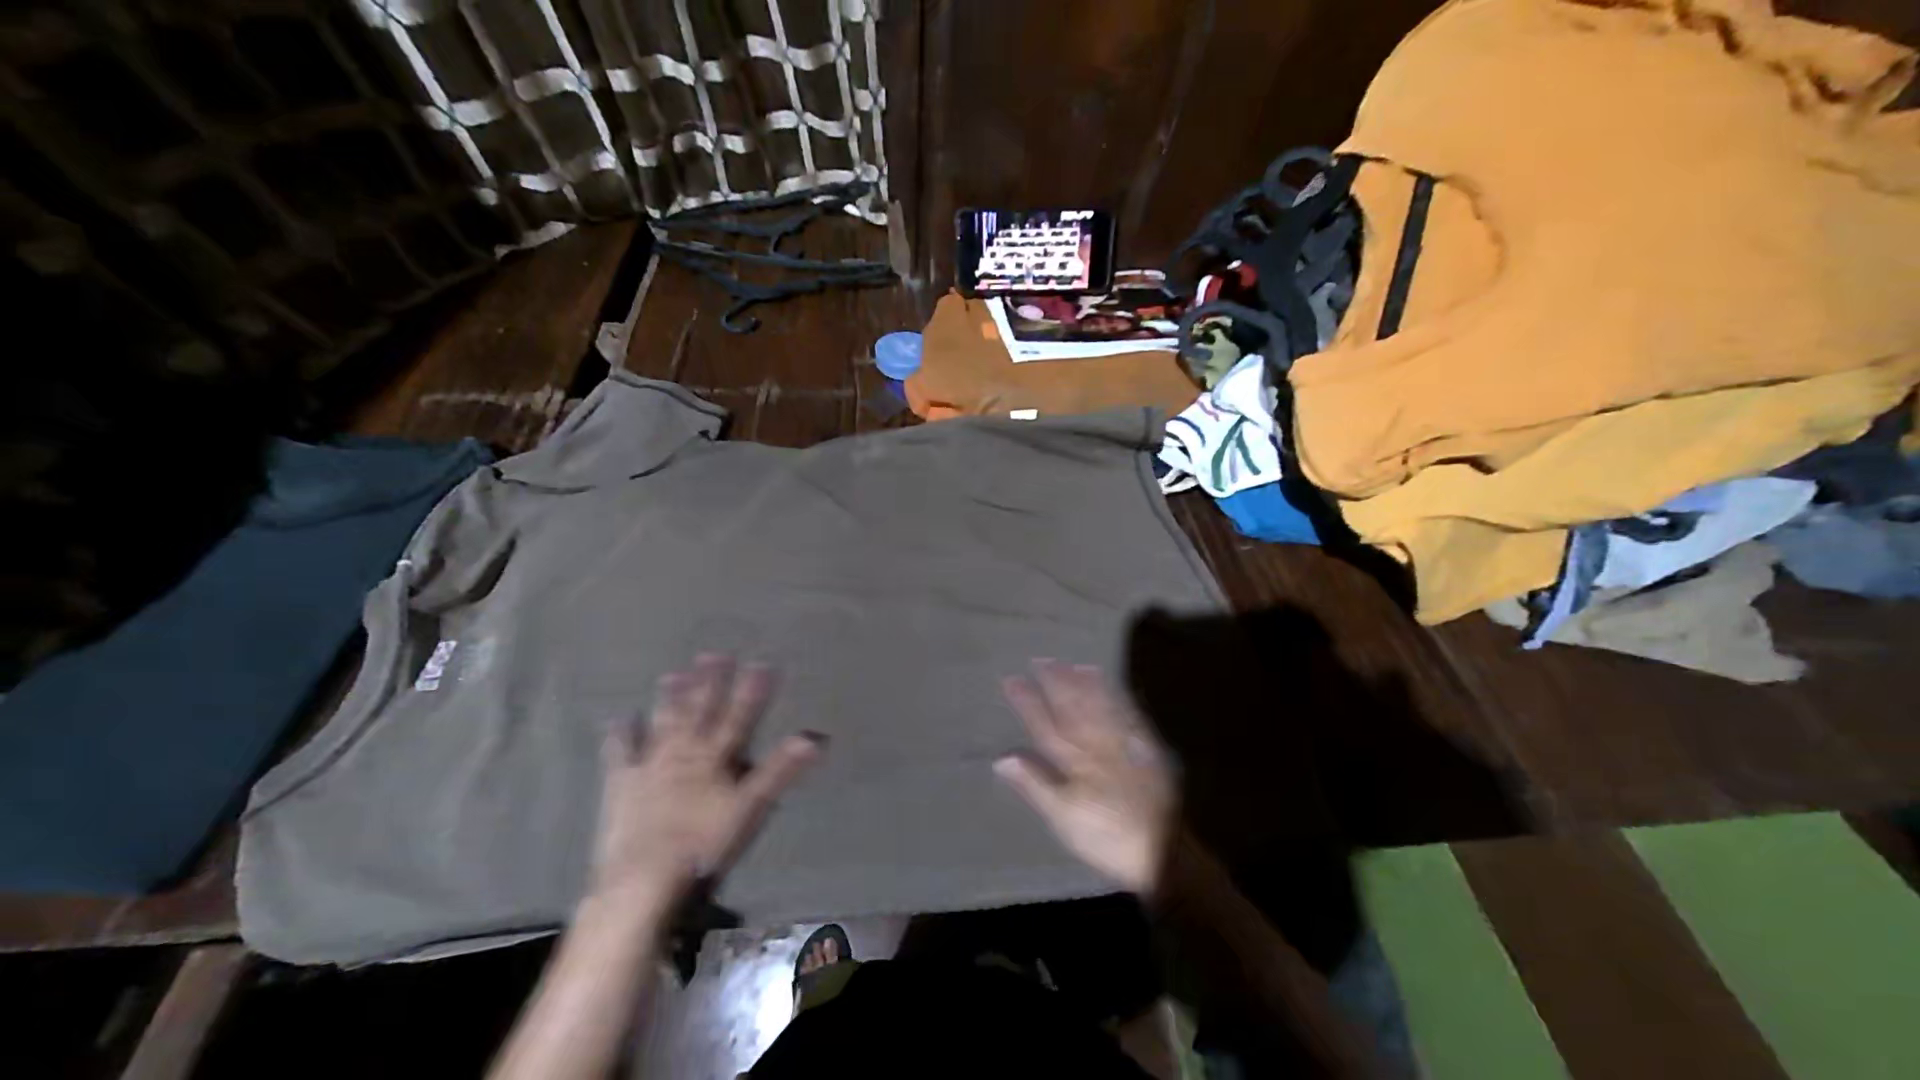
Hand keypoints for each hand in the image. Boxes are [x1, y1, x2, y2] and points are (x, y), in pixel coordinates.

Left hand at [590, 655, 821, 903]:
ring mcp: (650, 766)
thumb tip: (815, 737)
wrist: (643, 875)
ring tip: (672, 674)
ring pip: (663, 724)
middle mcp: (683, 752)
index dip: (751, 691)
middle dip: (708, 683)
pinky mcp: (622, 785)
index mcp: (715, 757)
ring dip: (670, 699)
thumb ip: (780, 770)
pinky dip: (620, 735)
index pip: (739, 717)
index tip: (761, 663)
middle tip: (712, 654)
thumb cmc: (704, 843)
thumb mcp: (751, 807)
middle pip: (699, 712)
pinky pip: (620, 754)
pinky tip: (619, 719)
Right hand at [996, 661, 1175, 895]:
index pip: (1044, 725)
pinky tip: (1116, 691)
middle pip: (1073, 708)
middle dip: (1056, 683)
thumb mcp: (1063, 816)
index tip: (1011, 679)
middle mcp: (1097, 744)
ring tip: (1076, 665)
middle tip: (1042, 659)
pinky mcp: (1147, 753)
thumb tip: (1001, 758)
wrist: (1165, 849)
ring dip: (1088, 686)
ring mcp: (1124, 745)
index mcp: (1074, 760)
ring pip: (1102, 708)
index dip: (1027, 702)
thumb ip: (1034, 784)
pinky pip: (1131, 718)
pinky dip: (1120, 701)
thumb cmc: (1107, 837)